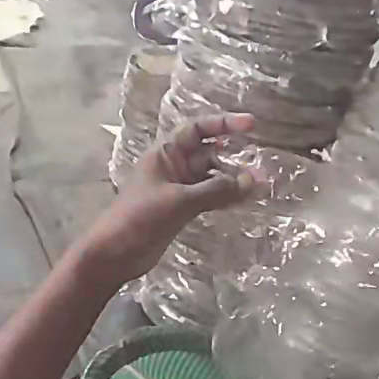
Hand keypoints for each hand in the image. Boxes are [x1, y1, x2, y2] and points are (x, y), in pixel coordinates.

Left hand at [77, 113, 261, 285]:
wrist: (115, 254)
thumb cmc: (139, 218)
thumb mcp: (179, 201)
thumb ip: (216, 190)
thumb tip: (252, 181)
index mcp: (165, 154)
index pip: (197, 129)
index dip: (223, 124)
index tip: (251, 125)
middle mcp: (173, 167)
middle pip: (209, 155)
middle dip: (235, 160)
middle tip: (263, 169)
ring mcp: (178, 189)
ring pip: (212, 179)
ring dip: (234, 182)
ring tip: (261, 188)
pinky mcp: (182, 210)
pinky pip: (209, 197)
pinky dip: (226, 198)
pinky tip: (245, 201)